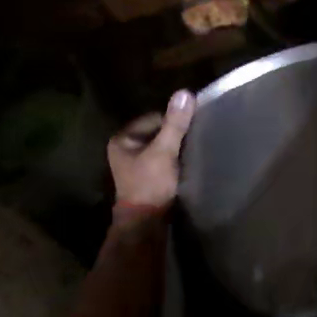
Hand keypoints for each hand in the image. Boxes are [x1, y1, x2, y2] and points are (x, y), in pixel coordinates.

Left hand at [108, 90, 194, 215]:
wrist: (145, 223)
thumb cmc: (150, 184)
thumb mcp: (164, 151)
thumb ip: (174, 124)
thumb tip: (185, 93)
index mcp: (122, 139)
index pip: (154, 118)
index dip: (173, 121)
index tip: (192, 128)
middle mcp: (124, 149)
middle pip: (157, 132)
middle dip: (175, 135)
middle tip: (194, 140)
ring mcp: (134, 165)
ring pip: (161, 146)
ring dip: (176, 148)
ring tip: (192, 152)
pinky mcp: (145, 177)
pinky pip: (162, 160)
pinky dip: (174, 160)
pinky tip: (185, 164)